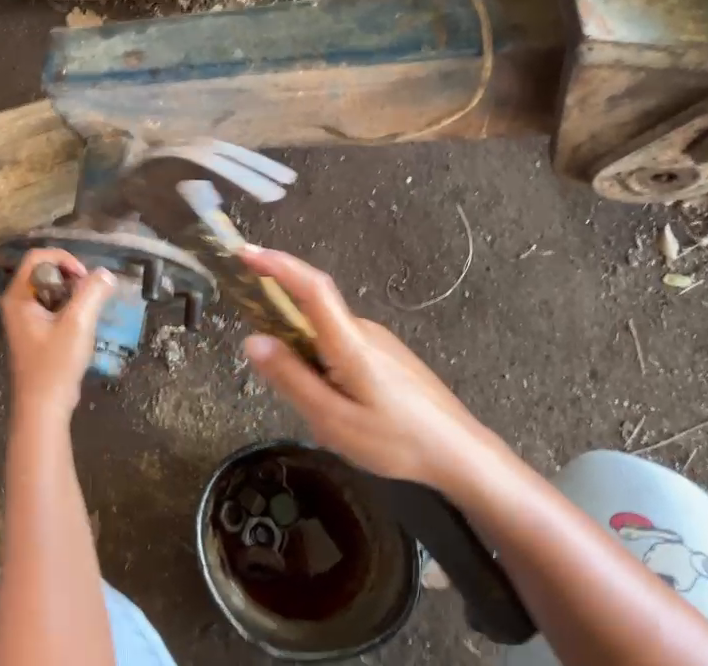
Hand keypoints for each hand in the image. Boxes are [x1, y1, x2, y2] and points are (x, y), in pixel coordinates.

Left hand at [0, 249, 115, 422]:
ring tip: (89, 308)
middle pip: (44, 270)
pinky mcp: (34, 330)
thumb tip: (106, 274)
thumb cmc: (55, 364)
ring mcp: (24, 317)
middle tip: (89, 293)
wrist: (43, 406)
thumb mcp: (77, 324)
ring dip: (72, 292)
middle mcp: (16, 302)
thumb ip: (92, 293)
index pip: (38, 257)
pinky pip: (51, 304)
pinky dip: (68, 306)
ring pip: (50, 288)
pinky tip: (83, 323)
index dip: (64, 259)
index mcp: (18, 296)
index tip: (84, 278)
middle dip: (70, 276)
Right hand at [240, 245, 502, 492]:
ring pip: (326, 336)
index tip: (245, 253)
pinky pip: (342, 347)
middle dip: (283, 331)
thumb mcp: (334, 421)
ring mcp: (379, 340)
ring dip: (307, 358)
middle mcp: (364, 330)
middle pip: (312, 313)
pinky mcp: (387, 354)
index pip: (311, 288)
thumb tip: (252, 340)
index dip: (278, 265)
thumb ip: (291, 379)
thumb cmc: (398, 441)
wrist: (462, 454)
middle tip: (275, 377)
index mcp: (350, 343)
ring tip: (318, 411)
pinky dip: (325, 364)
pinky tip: (341, 409)